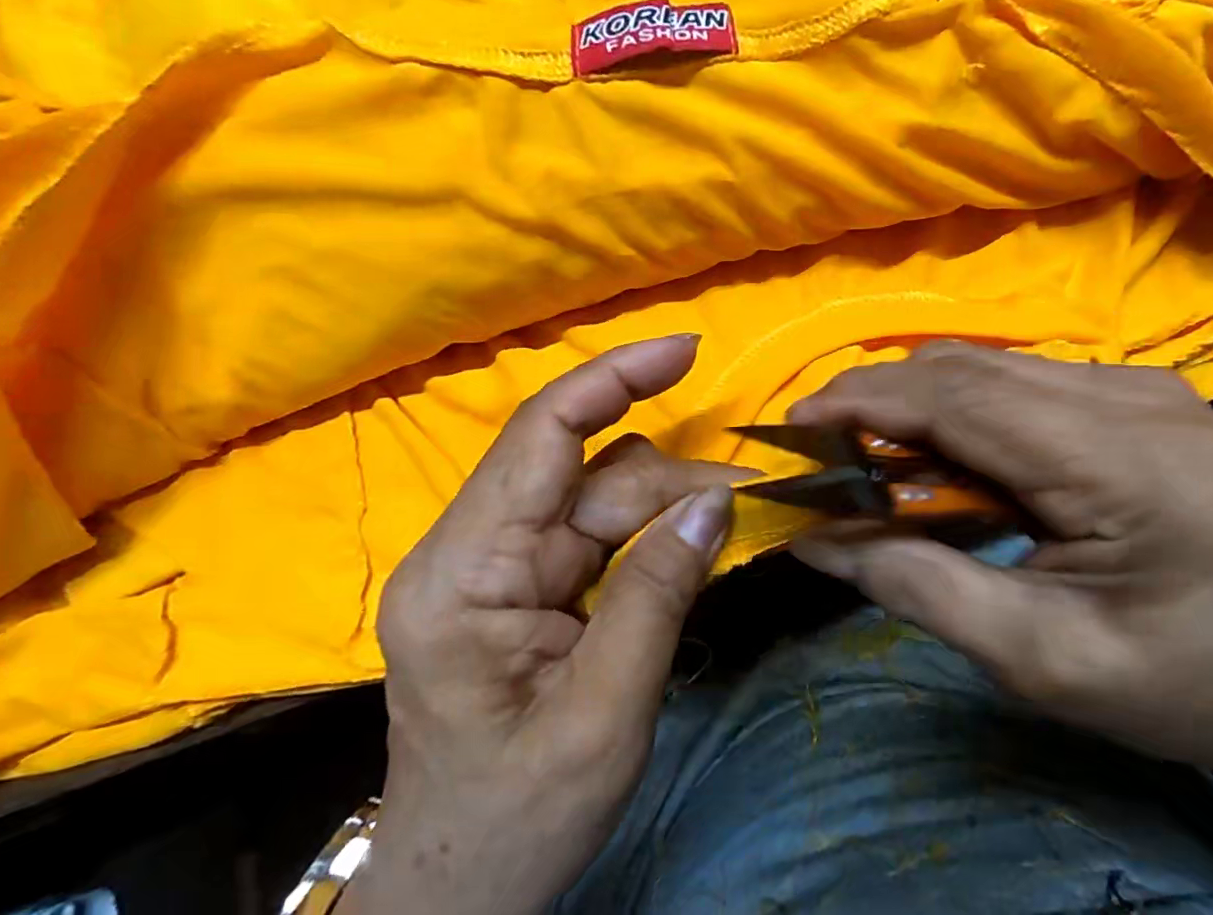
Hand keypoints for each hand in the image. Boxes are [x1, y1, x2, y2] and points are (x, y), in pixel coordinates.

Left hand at [341, 336, 751, 914]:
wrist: (465, 888)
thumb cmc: (521, 814)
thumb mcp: (605, 711)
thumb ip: (657, 594)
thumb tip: (714, 501)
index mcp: (467, 574)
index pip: (539, 438)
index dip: (612, 379)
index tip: (685, 350)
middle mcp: (476, 553)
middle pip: (591, 473)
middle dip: (673, 481)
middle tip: (747, 504)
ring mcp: (503, 569)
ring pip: (604, 498)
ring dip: (670, 507)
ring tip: (725, 532)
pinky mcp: (529, 588)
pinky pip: (603, 533)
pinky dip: (655, 534)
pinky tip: (691, 551)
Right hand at [787, 342, 1212, 815]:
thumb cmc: (1163, 686)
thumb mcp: (1034, 659)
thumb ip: (920, 587)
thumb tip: (814, 534)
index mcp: (1138, 473)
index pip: (975, 403)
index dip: (873, 400)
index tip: (797, 423)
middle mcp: (1151, 403)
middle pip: (982, 367)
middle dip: (887, 398)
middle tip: (827, 450)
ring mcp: (1154, 386)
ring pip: (999, 363)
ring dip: (924, 402)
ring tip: (879, 455)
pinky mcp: (1145, 389)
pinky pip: (1028, 377)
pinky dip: (969, 407)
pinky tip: (952, 454)